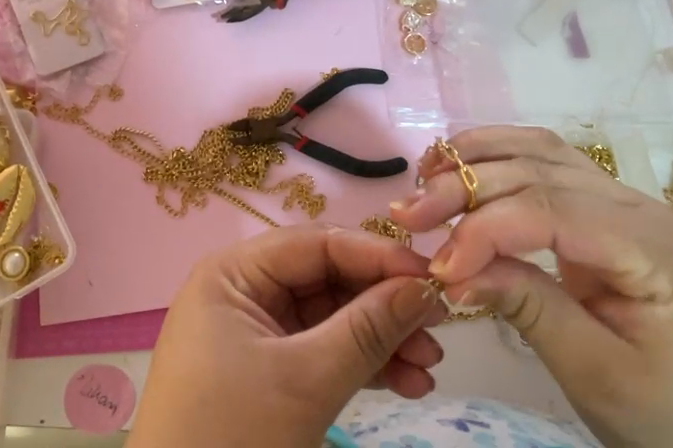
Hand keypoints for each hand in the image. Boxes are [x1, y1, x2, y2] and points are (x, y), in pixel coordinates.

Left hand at [129, 223, 450, 447]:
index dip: (376, 256)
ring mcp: (253, 333)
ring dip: (382, 340)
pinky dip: (363, 366)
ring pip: (331, 319)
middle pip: (327, 280)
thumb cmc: (233, 433)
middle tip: (439, 328)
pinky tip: (408, 383)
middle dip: (383, 306)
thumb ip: (367, 329)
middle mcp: (242, 291)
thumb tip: (424, 288)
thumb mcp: (306, 380)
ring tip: (429, 368)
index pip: (316, 244)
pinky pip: (322, 352)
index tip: (433, 277)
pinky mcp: (265, 373)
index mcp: (233, 272)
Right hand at [392, 127, 672, 447]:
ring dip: (476, 159)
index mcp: (655, 250)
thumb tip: (451, 269)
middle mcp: (642, 207)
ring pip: (539, 150)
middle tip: (407, 216)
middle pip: (540, 169)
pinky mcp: (606, 210)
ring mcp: (626, 202)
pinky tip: (459, 171)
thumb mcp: (598, 375)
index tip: (436, 267)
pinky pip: (545, 165)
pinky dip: (496, 160)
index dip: (484, 229)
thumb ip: (529, 309)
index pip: (552, 211)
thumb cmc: (670, 418)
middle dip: (466, 186)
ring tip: (423, 181)